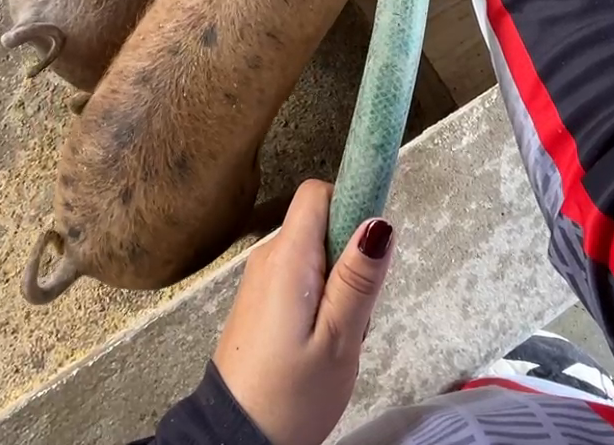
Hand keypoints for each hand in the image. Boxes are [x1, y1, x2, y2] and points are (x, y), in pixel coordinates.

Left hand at [213, 180, 395, 444]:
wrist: (234, 443)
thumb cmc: (292, 394)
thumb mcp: (338, 339)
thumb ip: (358, 278)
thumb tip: (379, 219)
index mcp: (287, 257)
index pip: (317, 192)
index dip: (350, 204)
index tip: (368, 250)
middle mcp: (268, 256)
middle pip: (319, 225)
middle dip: (349, 256)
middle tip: (356, 311)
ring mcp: (259, 280)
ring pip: (312, 255)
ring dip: (336, 283)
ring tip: (339, 336)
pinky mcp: (258, 303)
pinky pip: (298, 279)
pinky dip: (318, 299)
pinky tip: (320, 343)